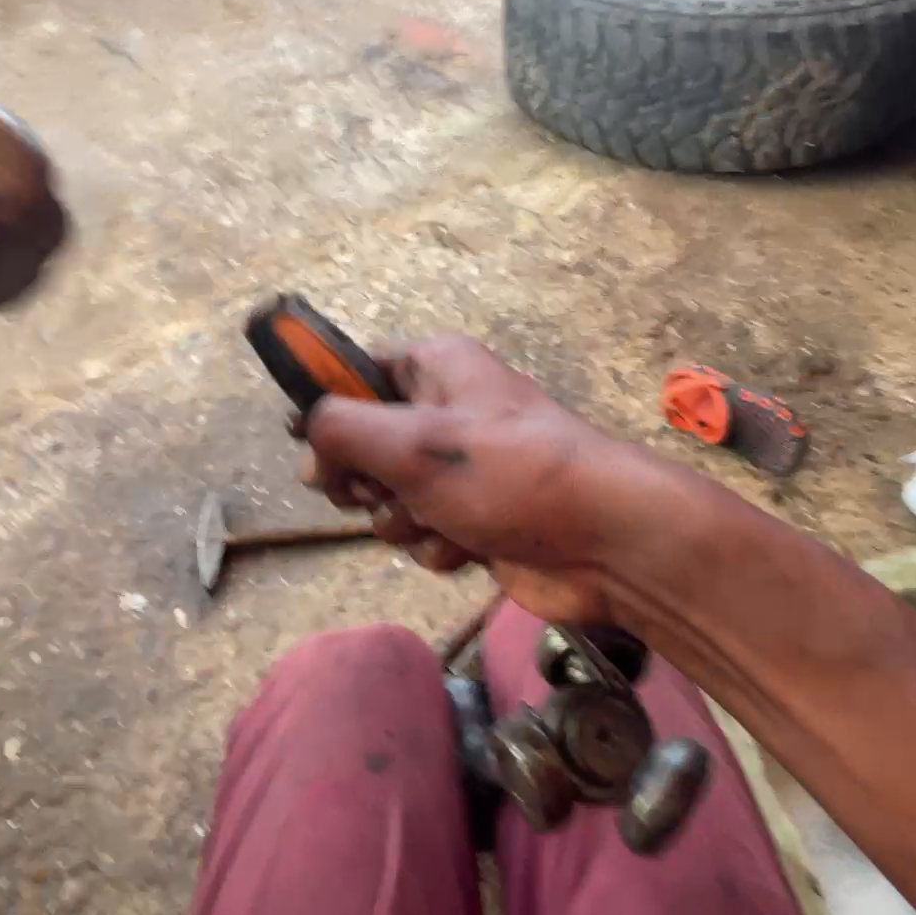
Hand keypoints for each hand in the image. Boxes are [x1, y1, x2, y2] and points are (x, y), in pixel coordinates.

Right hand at [302, 336, 672, 622]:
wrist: (604, 542)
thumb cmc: (508, 474)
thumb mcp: (412, 443)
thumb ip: (341, 430)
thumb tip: (310, 447)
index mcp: (435, 367)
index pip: (355, 373)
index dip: (330, 411)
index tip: (317, 450)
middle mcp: (445, 411)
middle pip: (363, 445)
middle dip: (368, 481)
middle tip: (387, 489)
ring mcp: (460, 469)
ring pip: (388, 498)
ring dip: (405, 519)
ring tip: (445, 520)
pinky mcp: (473, 518)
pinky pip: (422, 532)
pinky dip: (438, 546)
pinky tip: (470, 547)